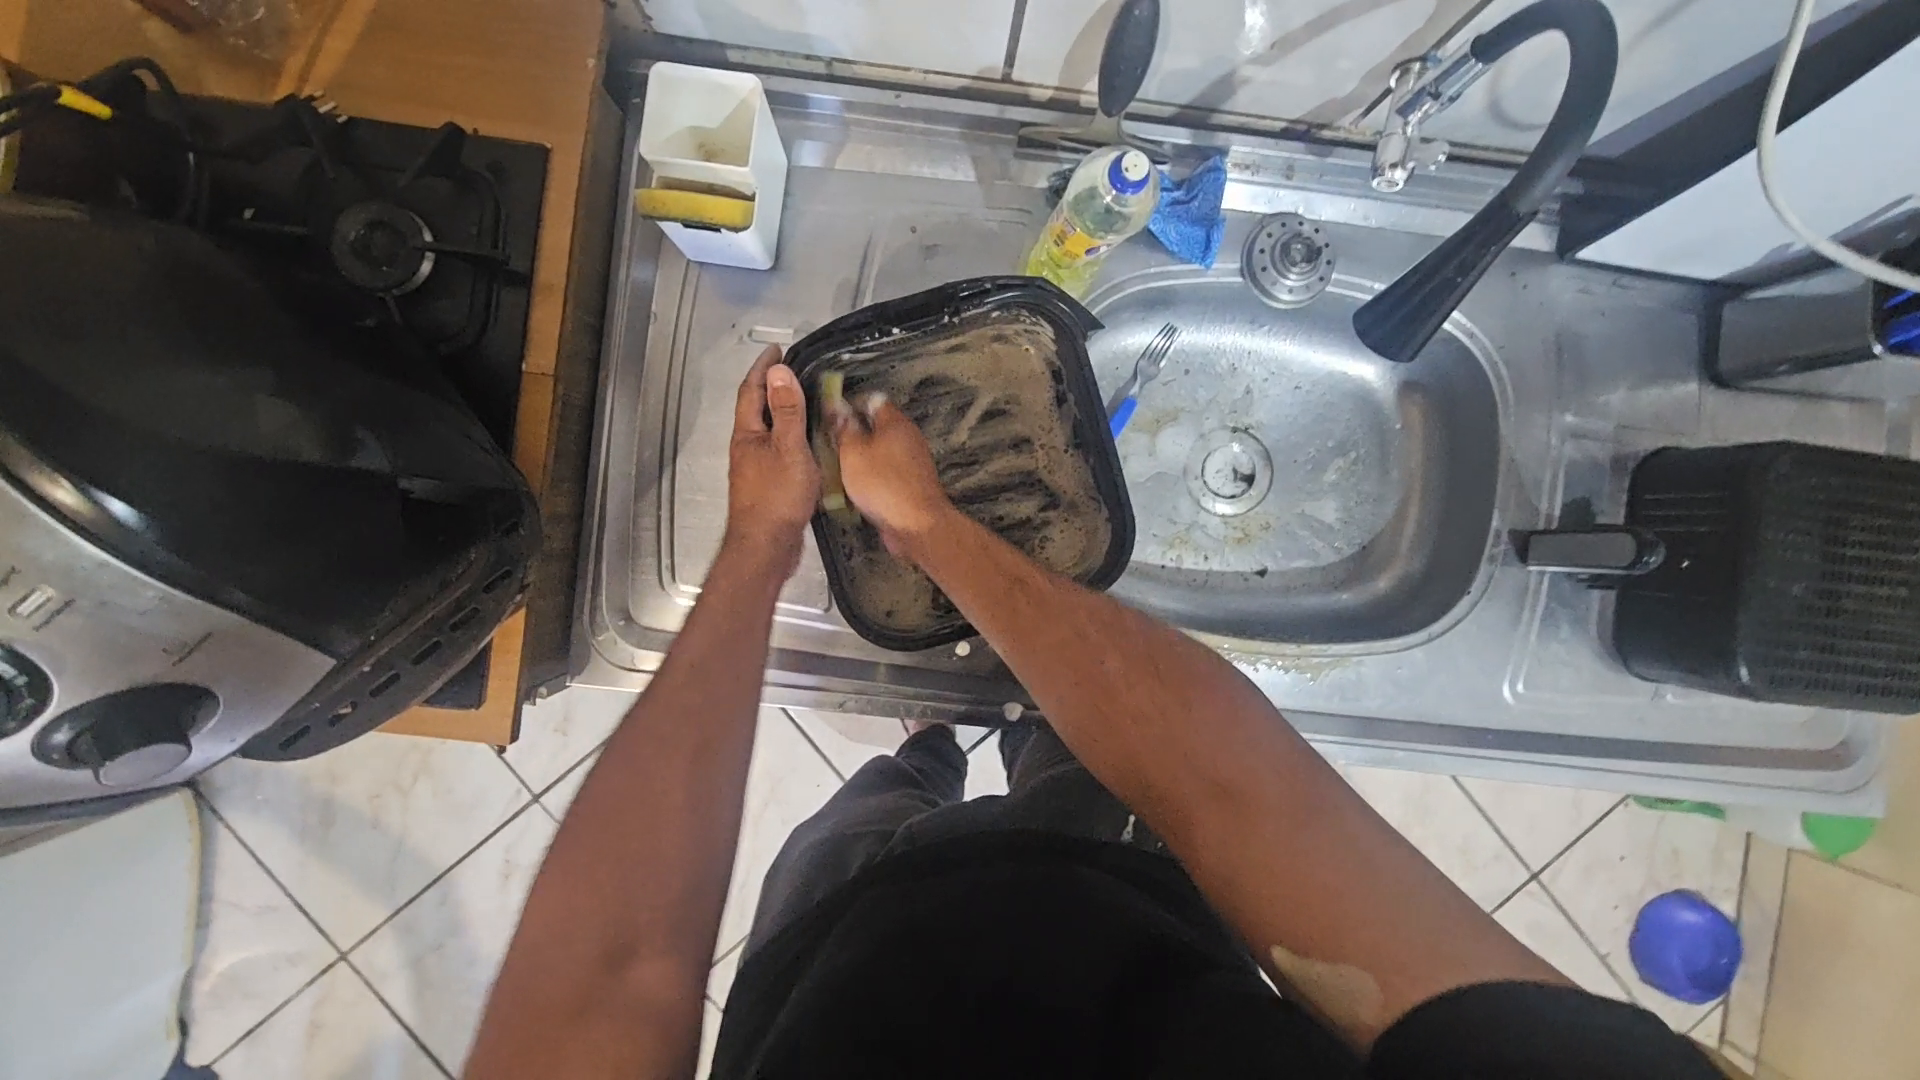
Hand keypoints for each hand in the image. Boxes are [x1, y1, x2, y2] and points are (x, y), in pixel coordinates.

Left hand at [722, 345, 819, 575]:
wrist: (767, 547)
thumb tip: (778, 370)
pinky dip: (793, 438)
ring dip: (783, 413)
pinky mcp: (769, 486)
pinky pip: (780, 451)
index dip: (763, 367)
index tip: (777, 348)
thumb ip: (786, 411)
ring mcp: (756, 468)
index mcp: (747, 434)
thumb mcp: (788, 448)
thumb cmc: (777, 497)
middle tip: (794, 371)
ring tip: (806, 402)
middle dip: (772, 387)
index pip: (751, 390)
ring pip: (769, 431)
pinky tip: (809, 445)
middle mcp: (747, 448)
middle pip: (757, 409)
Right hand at [833, 396, 954, 558]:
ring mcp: (912, 461)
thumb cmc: (882, 483)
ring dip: (859, 458)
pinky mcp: (911, 483)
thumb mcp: (853, 452)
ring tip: (836, 467)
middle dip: (852, 434)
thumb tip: (836, 406)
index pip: (872, 400)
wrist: (916, 524)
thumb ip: (843, 428)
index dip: (849, 405)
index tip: (829, 418)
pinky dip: (871, 476)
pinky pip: (886, 472)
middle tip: (829, 444)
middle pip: (876, 426)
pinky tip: (854, 488)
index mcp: (896, 422)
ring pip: (880, 451)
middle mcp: (908, 437)